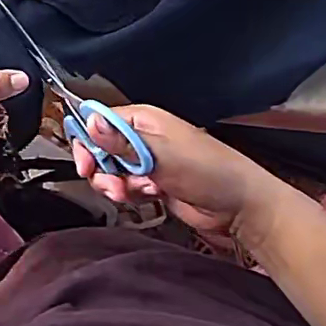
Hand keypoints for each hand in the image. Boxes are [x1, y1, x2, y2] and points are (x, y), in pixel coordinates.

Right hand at [71, 105, 298, 248]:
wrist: (239, 205)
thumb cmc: (208, 171)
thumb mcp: (160, 155)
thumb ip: (122, 142)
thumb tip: (91, 121)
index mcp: (144, 119)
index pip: (101, 122)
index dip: (88, 141)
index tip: (86, 163)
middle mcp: (143, 137)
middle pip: (102, 149)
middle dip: (101, 169)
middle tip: (112, 184)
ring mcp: (149, 161)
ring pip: (112, 171)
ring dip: (115, 185)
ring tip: (132, 193)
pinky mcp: (154, 183)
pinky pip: (127, 187)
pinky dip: (130, 195)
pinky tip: (148, 197)